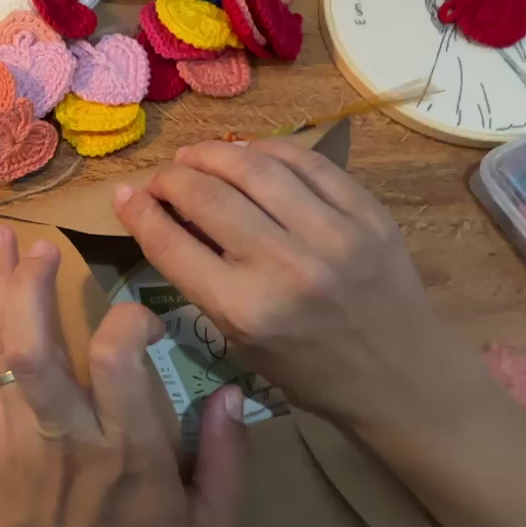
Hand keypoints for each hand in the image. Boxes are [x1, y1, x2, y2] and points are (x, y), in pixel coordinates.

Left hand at [0, 226, 248, 526]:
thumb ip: (226, 463)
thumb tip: (232, 393)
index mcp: (130, 456)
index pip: (119, 362)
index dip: (130, 319)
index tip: (145, 314)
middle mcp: (70, 437)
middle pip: (39, 348)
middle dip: (32, 286)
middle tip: (40, 241)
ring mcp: (25, 438)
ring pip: (5, 354)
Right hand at [111, 139, 500, 435]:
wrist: (402, 377)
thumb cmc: (305, 367)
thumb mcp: (235, 336)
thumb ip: (196, 273)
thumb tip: (155, 212)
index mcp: (245, 309)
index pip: (171, 242)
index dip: (138, 211)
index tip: (123, 194)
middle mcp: (286, 267)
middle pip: (207, 195)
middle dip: (172, 177)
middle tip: (162, 178)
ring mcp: (333, 235)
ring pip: (254, 166)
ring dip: (213, 153)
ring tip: (195, 156)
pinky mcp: (367, 214)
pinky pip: (305, 160)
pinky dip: (265, 149)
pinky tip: (246, 153)